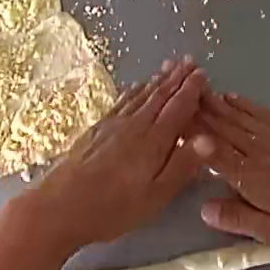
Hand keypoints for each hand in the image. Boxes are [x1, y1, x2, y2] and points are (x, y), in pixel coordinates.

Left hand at [14, 58, 207, 252]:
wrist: (60, 205)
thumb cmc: (112, 208)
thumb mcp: (155, 195)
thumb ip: (182, 165)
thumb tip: (209, 138)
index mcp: (153, 141)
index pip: (178, 108)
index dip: (192, 90)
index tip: (203, 74)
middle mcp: (135, 125)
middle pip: (160, 95)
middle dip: (177, 77)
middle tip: (190, 62)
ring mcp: (114, 124)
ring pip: (141, 95)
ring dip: (158, 80)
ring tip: (169, 67)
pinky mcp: (97, 128)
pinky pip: (122, 101)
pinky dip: (134, 90)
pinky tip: (136, 87)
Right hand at [188, 92, 269, 246]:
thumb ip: (237, 218)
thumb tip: (203, 209)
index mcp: (249, 177)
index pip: (215, 153)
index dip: (194, 137)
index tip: (175, 122)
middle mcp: (257, 152)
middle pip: (223, 130)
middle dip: (201, 113)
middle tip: (180, 97)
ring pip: (239, 117)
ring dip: (218, 104)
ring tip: (199, 91)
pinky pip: (261, 113)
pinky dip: (245, 104)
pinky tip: (233, 97)